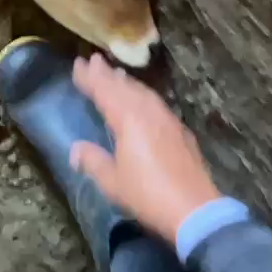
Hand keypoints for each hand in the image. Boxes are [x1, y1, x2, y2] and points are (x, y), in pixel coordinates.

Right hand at [68, 54, 221, 241]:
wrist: (195, 211)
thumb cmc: (148, 195)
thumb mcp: (112, 182)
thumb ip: (92, 161)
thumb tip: (75, 149)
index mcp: (127, 119)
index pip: (103, 90)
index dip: (89, 77)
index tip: (77, 64)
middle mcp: (147, 112)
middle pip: (123, 86)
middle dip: (107, 73)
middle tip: (94, 59)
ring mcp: (166, 120)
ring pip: (142, 92)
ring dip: (126, 82)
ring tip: (117, 74)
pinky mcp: (180, 131)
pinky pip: (156, 103)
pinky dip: (143, 95)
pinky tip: (143, 100)